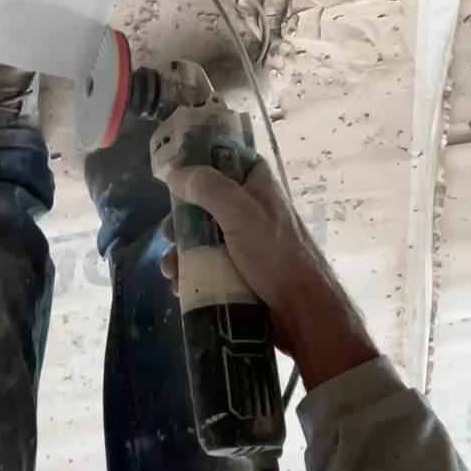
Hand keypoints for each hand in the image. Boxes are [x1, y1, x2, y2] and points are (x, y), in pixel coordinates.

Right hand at [163, 165, 379, 389]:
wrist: (303, 311)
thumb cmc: (275, 253)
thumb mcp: (240, 212)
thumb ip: (207, 188)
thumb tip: (175, 175)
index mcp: (256, 181)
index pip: (221, 159)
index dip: (194, 166)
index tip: (170, 180)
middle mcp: (249, 204)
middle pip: (204, 201)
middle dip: (181, 220)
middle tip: (167, 235)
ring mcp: (245, 237)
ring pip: (203, 234)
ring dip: (182, 250)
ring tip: (171, 270)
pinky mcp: (241, 266)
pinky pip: (209, 260)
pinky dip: (192, 269)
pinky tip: (180, 284)